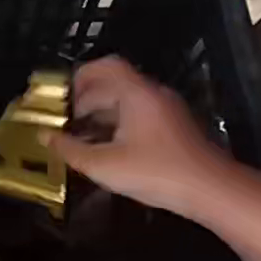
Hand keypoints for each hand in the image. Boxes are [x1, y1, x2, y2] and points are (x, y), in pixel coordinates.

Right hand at [48, 56, 241, 217]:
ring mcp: (166, 110)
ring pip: (125, 100)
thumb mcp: (103, 165)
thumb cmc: (156, 173)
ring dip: (99, 113)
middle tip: (63, 121)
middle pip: (112, 83)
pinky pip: (137, 113)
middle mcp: (152, 95)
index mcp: (135, 94)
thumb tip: (44, 136)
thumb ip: (69, 149)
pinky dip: (116, 123)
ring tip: (79, 136)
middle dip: (84, 99)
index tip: (59, 97)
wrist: (215, 192)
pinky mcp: (173, 127)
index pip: (104, 67)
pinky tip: (105, 147)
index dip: (78, 77)